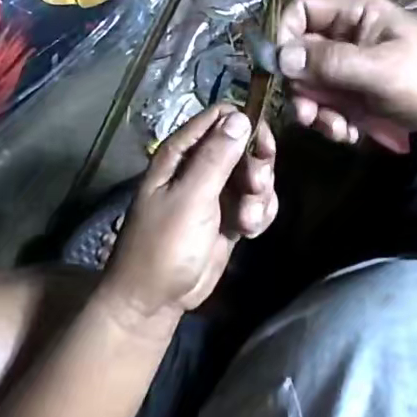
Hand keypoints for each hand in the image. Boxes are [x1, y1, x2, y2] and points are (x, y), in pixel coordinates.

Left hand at [100, 104, 277, 328]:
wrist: (155, 300)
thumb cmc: (164, 245)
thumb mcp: (190, 198)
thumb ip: (217, 157)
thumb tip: (242, 116)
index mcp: (182, 153)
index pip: (220, 118)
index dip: (245, 125)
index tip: (261, 146)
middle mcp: (200, 166)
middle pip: (245, 144)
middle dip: (257, 165)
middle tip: (255, 186)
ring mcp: (216, 192)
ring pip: (255, 174)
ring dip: (260, 196)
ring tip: (247, 220)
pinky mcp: (230, 216)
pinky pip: (257, 201)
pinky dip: (260, 213)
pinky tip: (250, 230)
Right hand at [274, 0, 416, 152]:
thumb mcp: (381, 69)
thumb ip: (331, 62)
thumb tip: (281, 57)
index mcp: (356, 12)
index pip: (303, 7)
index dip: (285, 33)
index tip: (281, 69)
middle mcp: (348, 34)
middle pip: (301, 52)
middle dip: (304, 88)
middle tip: (309, 116)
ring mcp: (351, 63)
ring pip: (311, 83)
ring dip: (318, 110)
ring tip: (339, 131)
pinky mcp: (355, 89)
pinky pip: (329, 102)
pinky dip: (333, 120)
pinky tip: (351, 134)